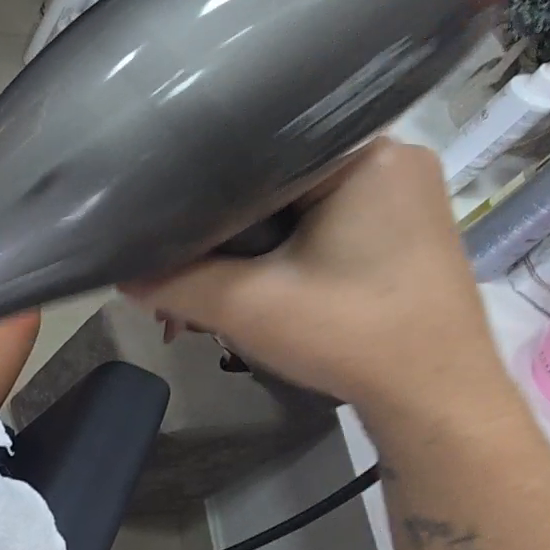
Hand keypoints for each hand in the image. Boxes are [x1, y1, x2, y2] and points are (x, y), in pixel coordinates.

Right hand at [124, 140, 504, 417]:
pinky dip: (269, 252)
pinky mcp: (389, 228)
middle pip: (268, 184)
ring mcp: (393, 195)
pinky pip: (308, 224)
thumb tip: (119, 272)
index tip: (150, 220)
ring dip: (237, 245)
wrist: (430, 393)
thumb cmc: (348, 332)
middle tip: (165, 265)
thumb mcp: (241, 304)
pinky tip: (237, 281)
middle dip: (214, 228)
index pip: (253, 156)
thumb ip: (171, 282)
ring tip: (193, 281)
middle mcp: (388, 160)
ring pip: (284, 208)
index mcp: (366, 156)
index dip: (193, 190)